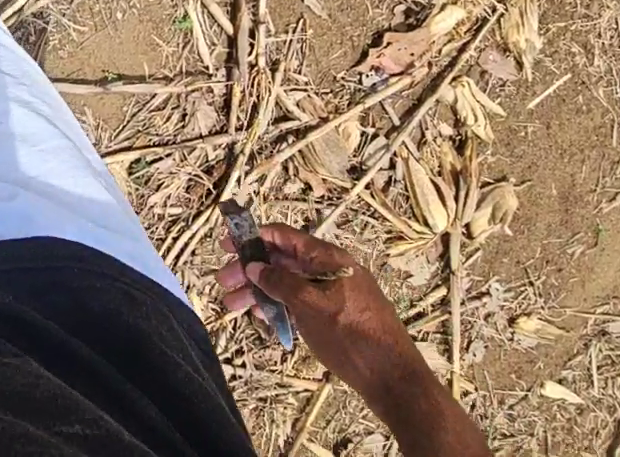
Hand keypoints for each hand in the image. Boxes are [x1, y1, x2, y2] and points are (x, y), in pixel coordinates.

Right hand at [217, 226, 492, 456]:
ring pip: (287, 284)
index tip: (227, 244)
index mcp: (328, 258)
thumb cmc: (351, 336)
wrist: (396, 383)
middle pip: (281, 260)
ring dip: (258, 291)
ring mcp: (332, 294)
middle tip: (223, 281)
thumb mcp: (309, 305)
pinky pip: (299, 302)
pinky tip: (260, 317)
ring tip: (231, 305)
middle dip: (250, 270)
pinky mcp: (334, 316)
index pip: (283, 235)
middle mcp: (329, 270)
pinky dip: (278, 306)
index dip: (253, 236)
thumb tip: (254, 266)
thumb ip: (279, 281)